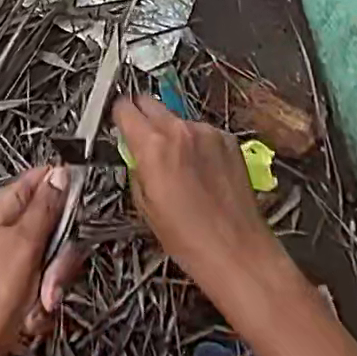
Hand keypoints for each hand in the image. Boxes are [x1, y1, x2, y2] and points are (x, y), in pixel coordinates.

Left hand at [0, 165, 81, 355]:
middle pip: (57, 227)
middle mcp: (8, 231)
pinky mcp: (16, 295)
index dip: (67, 197)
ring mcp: (13, 264)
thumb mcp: (22, 244)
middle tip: (48, 275)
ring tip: (36, 304)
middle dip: (61, 257)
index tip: (75, 219)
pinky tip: (28, 320)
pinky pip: (46, 292)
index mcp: (5, 207)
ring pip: (55, 263)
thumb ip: (46, 207)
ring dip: (52, 288)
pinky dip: (42, 310)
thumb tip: (61, 172)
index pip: (45, 181)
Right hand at [112, 91, 284, 296]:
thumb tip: (133, 151)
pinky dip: (196, 143)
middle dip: (142, 117)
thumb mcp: (144, 204)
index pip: (124, 107)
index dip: (119, 116)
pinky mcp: (228, 139)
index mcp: (152, 145)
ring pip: (176, 118)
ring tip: (179, 166)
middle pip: (149, 102)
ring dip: (172, 133)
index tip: (120, 125)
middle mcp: (179, 130)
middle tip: (144, 142)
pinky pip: (201, 131)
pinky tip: (202, 171)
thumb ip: (135, 166)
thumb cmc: (188, 238)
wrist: (238, 253)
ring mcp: (207, 132)